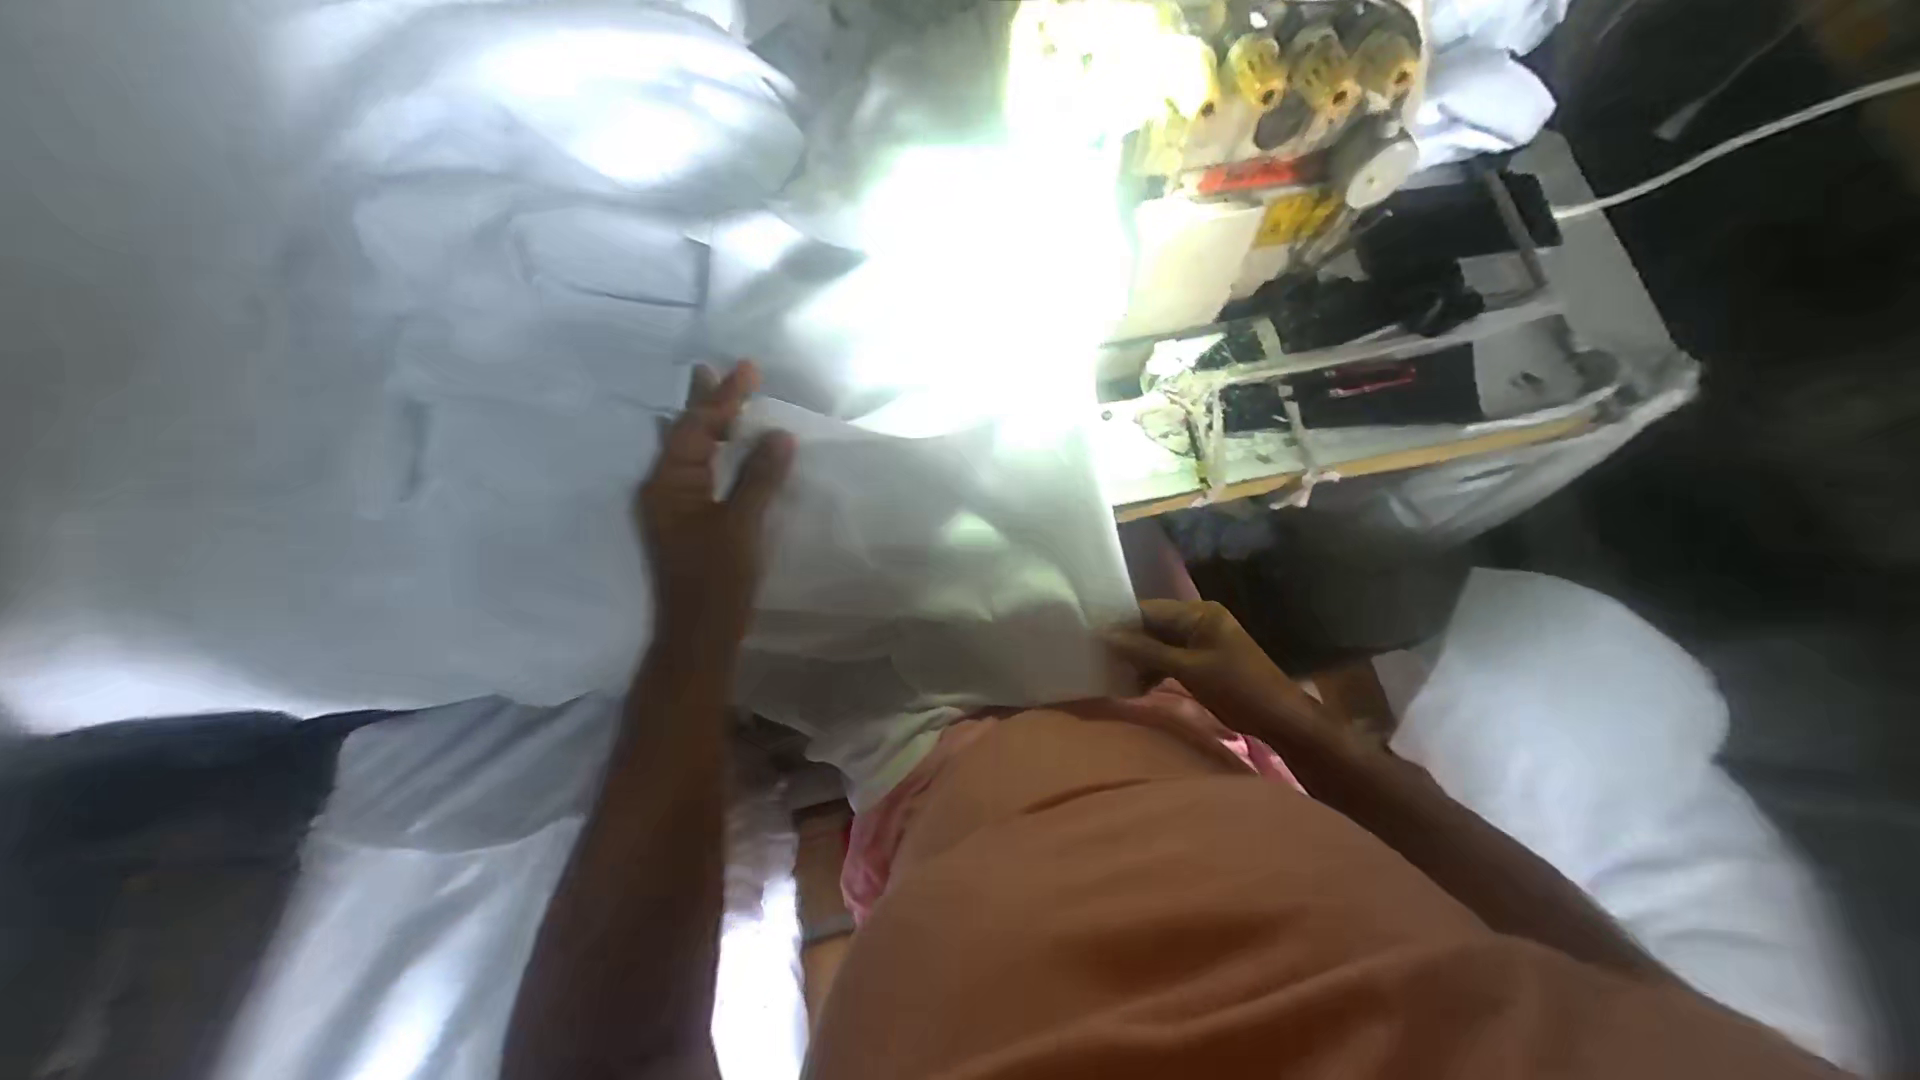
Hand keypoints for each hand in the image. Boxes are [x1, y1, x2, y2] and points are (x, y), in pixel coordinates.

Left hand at [638, 361, 794, 644]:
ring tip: (717, 397)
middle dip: (705, 402)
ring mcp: (672, 507)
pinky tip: (717, 447)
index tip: (749, 368)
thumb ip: (759, 478)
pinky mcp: (687, 522)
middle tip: (713, 368)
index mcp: (669, 484)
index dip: (725, 397)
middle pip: (685, 433)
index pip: (697, 427)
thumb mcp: (741, 526)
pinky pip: (699, 473)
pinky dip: (712, 452)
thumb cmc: (717, 581)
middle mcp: (663, 489)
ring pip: (690, 453)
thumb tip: (777, 434)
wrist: (698, 636)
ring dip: (706, 425)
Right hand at [1105, 599, 1328, 726]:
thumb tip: (1106, 636)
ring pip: (1158, 643)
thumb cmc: (1236, 687)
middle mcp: (1198, 620)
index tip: (1091, 633)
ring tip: (1112, 672)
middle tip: (1096, 655)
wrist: (1279, 718)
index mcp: (1199, 613)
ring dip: (1138, 658)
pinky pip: (1168, 658)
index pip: (1150, 609)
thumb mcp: (1188, 668)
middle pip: (1152, 625)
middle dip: (1127, 641)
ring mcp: (1200, 641)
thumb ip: (1146, 650)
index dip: (1121, 621)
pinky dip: (1152, 669)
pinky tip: (1134, 684)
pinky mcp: (1200, 661)